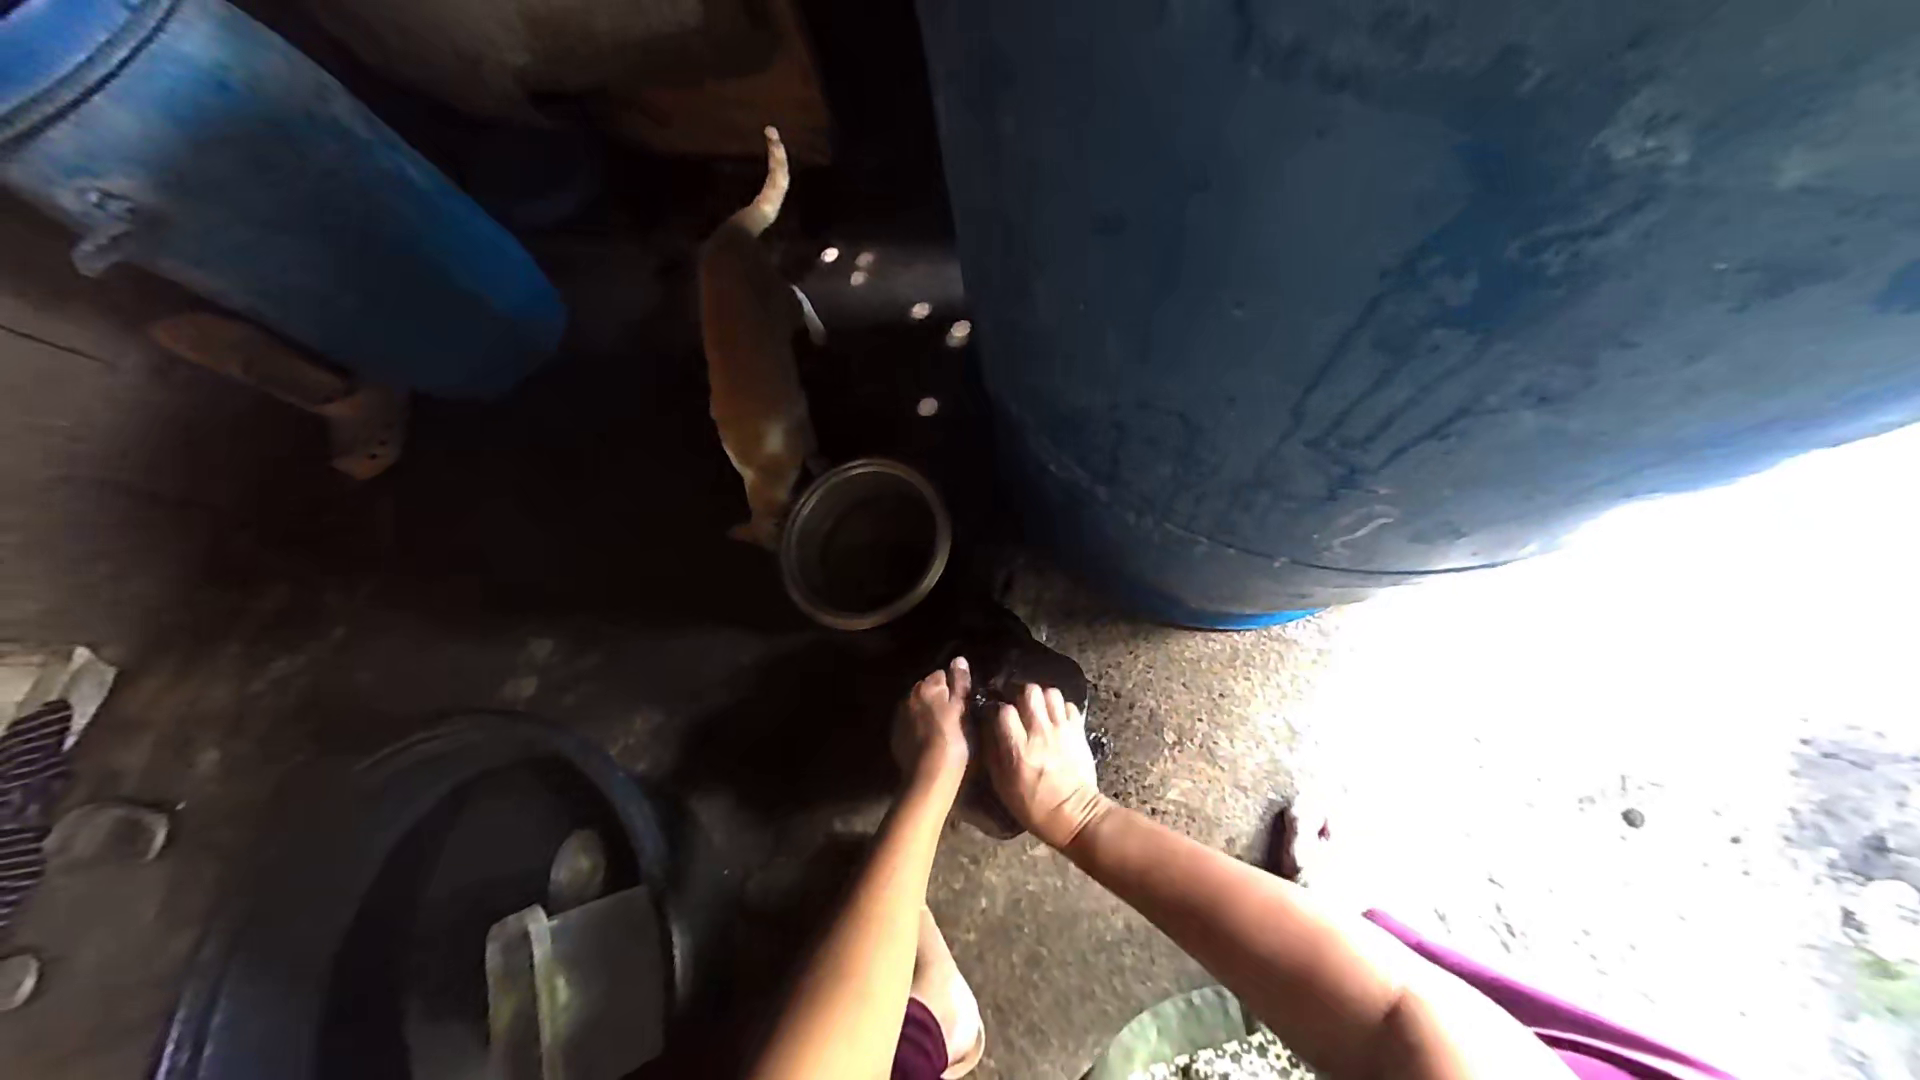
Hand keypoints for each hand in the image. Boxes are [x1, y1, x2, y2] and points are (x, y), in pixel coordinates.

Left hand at [894, 657, 971, 783]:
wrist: (928, 776)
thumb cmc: (952, 740)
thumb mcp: (962, 710)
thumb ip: (959, 683)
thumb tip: (958, 658)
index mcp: (926, 687)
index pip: (941, 675)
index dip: (953, 687)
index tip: (962, 700)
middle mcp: (908, 696)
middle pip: (926, 690)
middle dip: (937, 697)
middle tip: (954, 715)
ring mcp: (899, 717)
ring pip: (917, 706)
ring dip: (927, 711)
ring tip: (942, 728)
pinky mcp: (895, 736)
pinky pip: (910, 723)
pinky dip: (918, 726)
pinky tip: (928, 740)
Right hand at [986, 684, 1107, 848]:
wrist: (1075, 816)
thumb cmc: (1033, 805)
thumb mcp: (1002, 785)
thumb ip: (993, 753)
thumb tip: (987, 728)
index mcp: (1018, 749)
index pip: (1005, 710)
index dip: (1000, 710)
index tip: (1000, 718)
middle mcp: (1040, 733)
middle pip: (1030, 692)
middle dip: (1022, 696)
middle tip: (1021, 709)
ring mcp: (1062, 730)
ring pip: (1051, 692)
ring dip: (1043, 699)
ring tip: (1039, 711)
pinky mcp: (1079, 731)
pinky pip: (1069, 705)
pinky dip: (1061, 709)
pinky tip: (1056, 721)